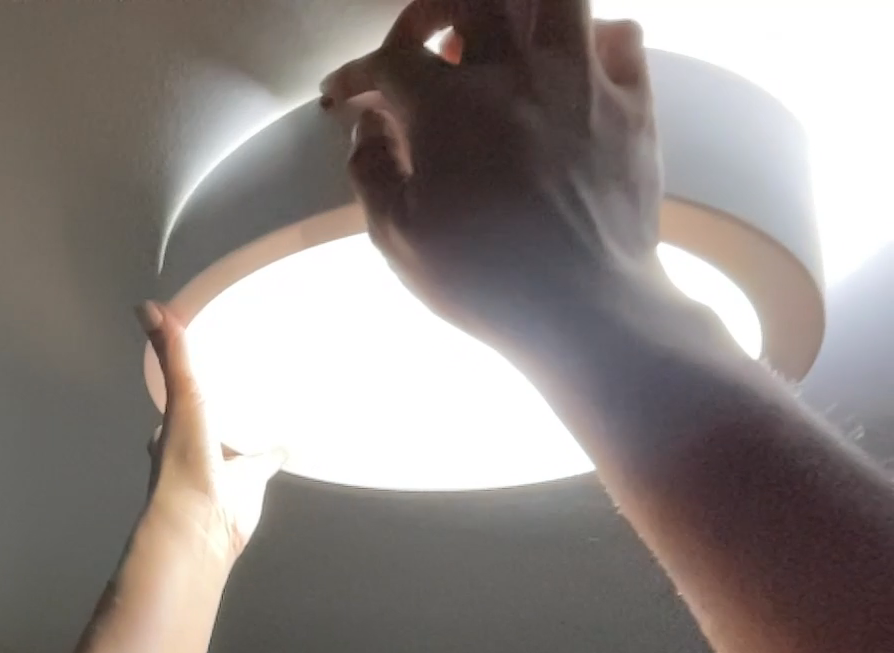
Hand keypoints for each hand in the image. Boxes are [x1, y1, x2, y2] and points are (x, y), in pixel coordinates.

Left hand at [139, 301, 283, 558]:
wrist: (203, 522)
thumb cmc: (186, 459)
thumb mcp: (182, 398)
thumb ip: (172, 355)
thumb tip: (145, 305)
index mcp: (171, 430)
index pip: (176, 400)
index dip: (182, 383)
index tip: (194, 363)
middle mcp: (193, 448)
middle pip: (206, 420)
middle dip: (216, 406)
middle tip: (237, 379)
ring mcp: (222, 468)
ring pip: (236, 441)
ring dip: (246, 427)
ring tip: (270, 399)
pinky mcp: (251, 485)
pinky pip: (266, 462)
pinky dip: (276, 452)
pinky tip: (293, 440)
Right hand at [321, 0, 666, 355]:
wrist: (578, 302)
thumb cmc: (474, 276)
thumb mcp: (395, 235)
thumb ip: (371, 168)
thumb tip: (366, 125)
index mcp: (451, 109)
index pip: (390, 60)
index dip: (356, 73)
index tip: (340, 95)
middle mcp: (519, 72)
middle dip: (428, 11)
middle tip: (412, 47)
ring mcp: (585, 76)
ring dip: (505, 12)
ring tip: (484, 47)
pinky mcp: (633, 96)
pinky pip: (613, 30)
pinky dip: (575, 37)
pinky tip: (552, 73)